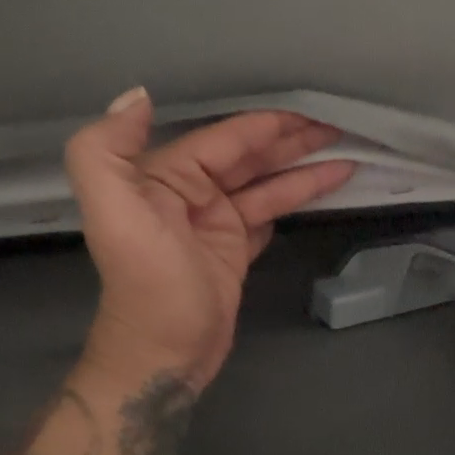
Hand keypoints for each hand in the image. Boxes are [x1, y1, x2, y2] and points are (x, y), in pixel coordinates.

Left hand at [65, 89, 355, 387]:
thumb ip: (105, 150)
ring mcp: (215, 224)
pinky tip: (325, 185)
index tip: (310, 109)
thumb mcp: (113, 215)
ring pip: (266, 185)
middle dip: (293, 140)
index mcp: (162, 178)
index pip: (223, 139)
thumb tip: (138, 96)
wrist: (162, 357)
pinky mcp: (233, 252)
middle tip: (340, 124)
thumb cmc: (147, 286)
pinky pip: (270, 213)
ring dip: (304, 169)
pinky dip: (296, 198)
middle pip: (249, 157)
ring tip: (348, 155)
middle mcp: (189, 194)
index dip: (266, 124)